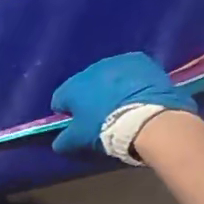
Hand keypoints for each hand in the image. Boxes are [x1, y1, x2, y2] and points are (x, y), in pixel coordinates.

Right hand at [50, 52, 197, 163]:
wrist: (147, 120)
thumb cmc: (106, 128)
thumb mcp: (80, 139)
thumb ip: (64, 140)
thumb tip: (57, 144)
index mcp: (70, 88)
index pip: (60, 100)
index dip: (67, 112)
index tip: (77, 122)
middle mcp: (88, 70)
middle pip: (84, 85)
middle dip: (89, 97)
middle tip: (102, 114)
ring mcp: (113, 63)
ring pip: (106, 75)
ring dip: (110, 87)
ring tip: (123, 103)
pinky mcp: (137, 60)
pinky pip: (129, 69)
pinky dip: (131, 78)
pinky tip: (138, 91)